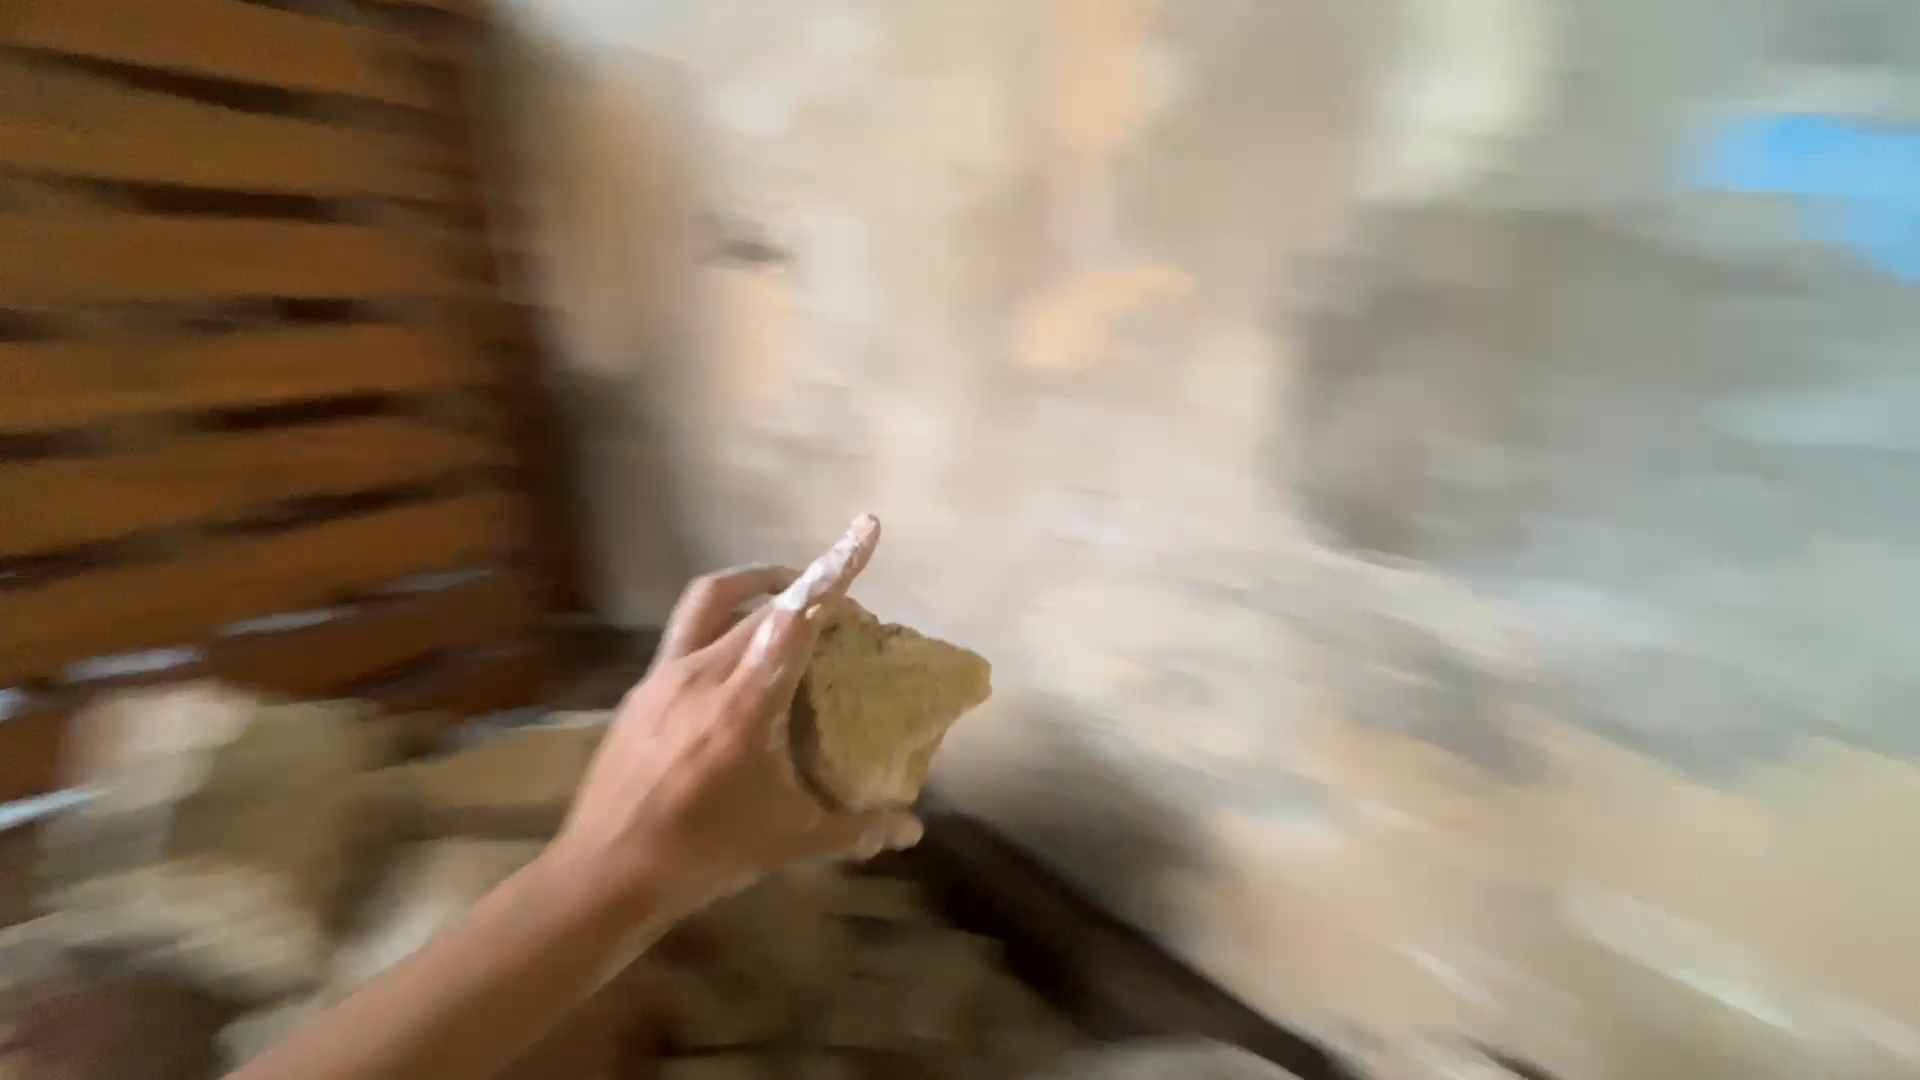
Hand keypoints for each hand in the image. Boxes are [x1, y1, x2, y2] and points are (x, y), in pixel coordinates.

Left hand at [548, 514, 921, 918]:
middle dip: (810, 588)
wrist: (602, 875)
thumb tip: (912, 829)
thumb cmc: (703, 854)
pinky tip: (736, 662)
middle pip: (764, 602)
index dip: (835, 571)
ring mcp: (665, 674)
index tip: (864, 529)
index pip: (797, 617)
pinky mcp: (643, 687)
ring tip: (787, 598)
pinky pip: (688, 630)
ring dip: (756, 585)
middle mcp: (703, 672)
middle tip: (842, 612)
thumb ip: (856, 829)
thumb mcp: (788, 842)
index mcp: (745, 703)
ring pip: (713, 599)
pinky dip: (724, 622)